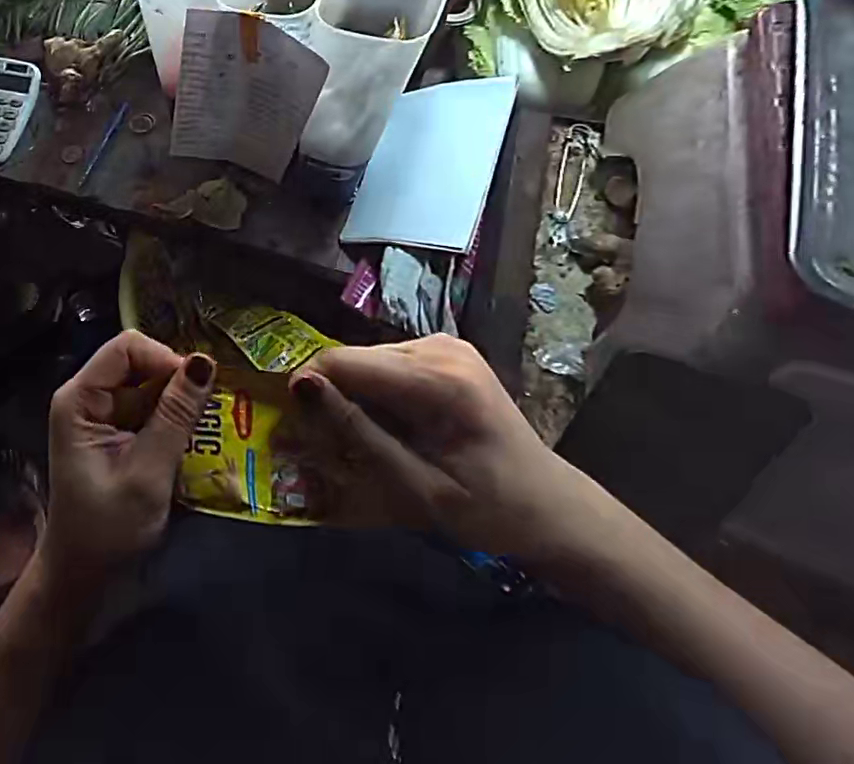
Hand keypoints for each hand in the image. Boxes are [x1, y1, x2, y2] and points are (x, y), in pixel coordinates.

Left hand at [38, 331, 213, 588]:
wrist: (83, 575)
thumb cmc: (108, 528)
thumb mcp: (148, 472)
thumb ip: (176, 416)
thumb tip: (204, 363)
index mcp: (79, 399)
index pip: (126, 348)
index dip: (164, 358)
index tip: (199, 388)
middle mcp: (87, 397)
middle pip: (139, 364)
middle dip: (177, 382)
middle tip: (214, 409)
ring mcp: (101, 415)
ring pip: (149, 387)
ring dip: (180, 403)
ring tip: (211, 426)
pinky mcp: (116, 433)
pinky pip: (150, 411)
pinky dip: (174, 421)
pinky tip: (196, 439)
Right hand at [291, 336, 635, 567]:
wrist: (553, 508)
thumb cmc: (489, 509)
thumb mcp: (415, 484)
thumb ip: (356, 430)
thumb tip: (300, 384)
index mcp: (438, 379)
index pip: (341, 362)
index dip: (311, 391)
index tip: (303, 430)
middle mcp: (438, 346)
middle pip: (351, 360)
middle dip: (333, 398)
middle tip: (339, 446)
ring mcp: (443, 344)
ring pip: (362, 360)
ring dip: (353, 397)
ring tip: (370, 439)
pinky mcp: (443, 350)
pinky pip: (383, 363)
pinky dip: (374, 392)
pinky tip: (392, 424)